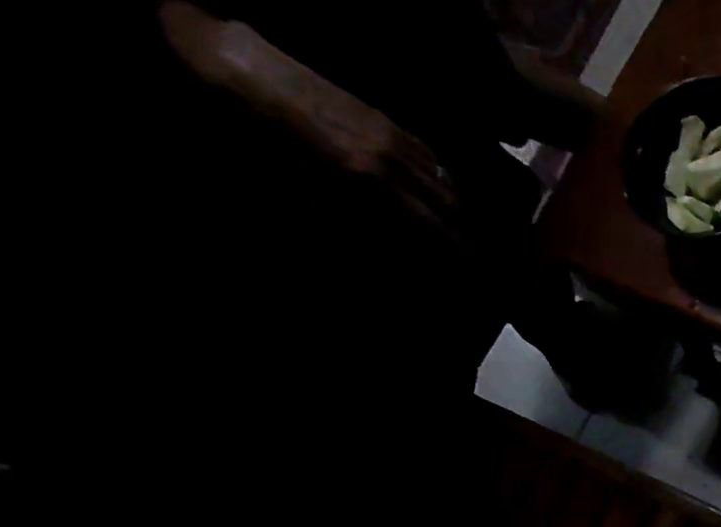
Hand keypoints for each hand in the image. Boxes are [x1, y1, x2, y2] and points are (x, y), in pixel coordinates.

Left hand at [213, 18, 456, 229]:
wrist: (247, 70)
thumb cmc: (264, 131)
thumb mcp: (302, 180)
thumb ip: (348, 212)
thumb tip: (379, 238)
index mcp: (369, 178)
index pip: (426, 221)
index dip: (448, 244)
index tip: (463, 261)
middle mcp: (389, 158)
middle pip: (444, 202)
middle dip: (461, 228)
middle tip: (472, 250)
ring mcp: (390, 137)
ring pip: (440, 178)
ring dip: (455, 204)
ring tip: (464, 224)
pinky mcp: (385, 120)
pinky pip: (426, 154)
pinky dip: (439, 175)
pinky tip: (442, 187)